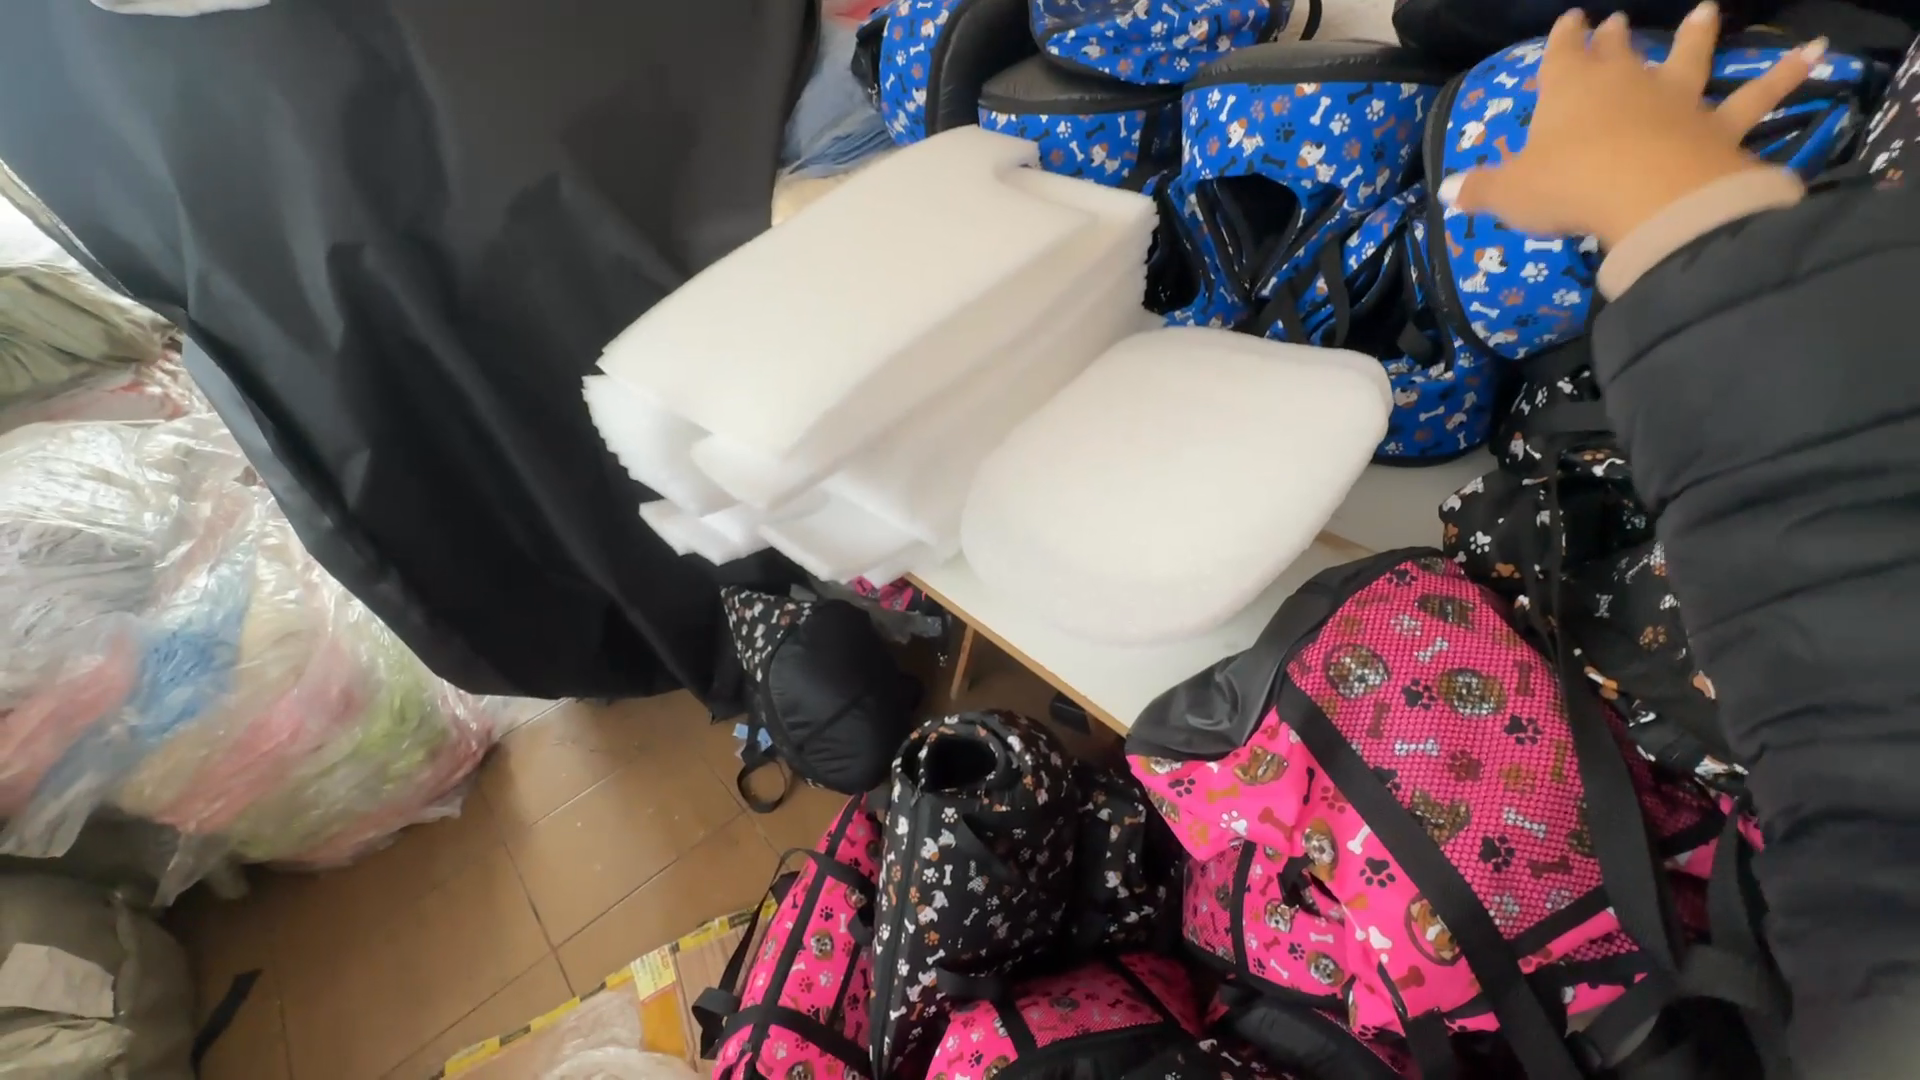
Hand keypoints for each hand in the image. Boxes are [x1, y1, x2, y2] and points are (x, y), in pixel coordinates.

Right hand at [1436, 4, 1824, 247]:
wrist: (1646, 196)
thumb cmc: (1566, 186)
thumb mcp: (1507, 194)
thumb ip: (1479, 190)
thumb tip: (1449, 189)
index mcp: (1567, 94)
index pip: (1561, 57)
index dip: (1562, 41)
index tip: (1568, 22)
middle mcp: (1624, 84)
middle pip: (1617, 53)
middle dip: (1611, 38)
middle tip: (1614, 22)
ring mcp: (1675, 99)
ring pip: (1689, 59)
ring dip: (1696, 36)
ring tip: (1705, 12)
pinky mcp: (1717, 124)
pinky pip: (1757, 96)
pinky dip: (1787, 74)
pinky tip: (1813, 54)